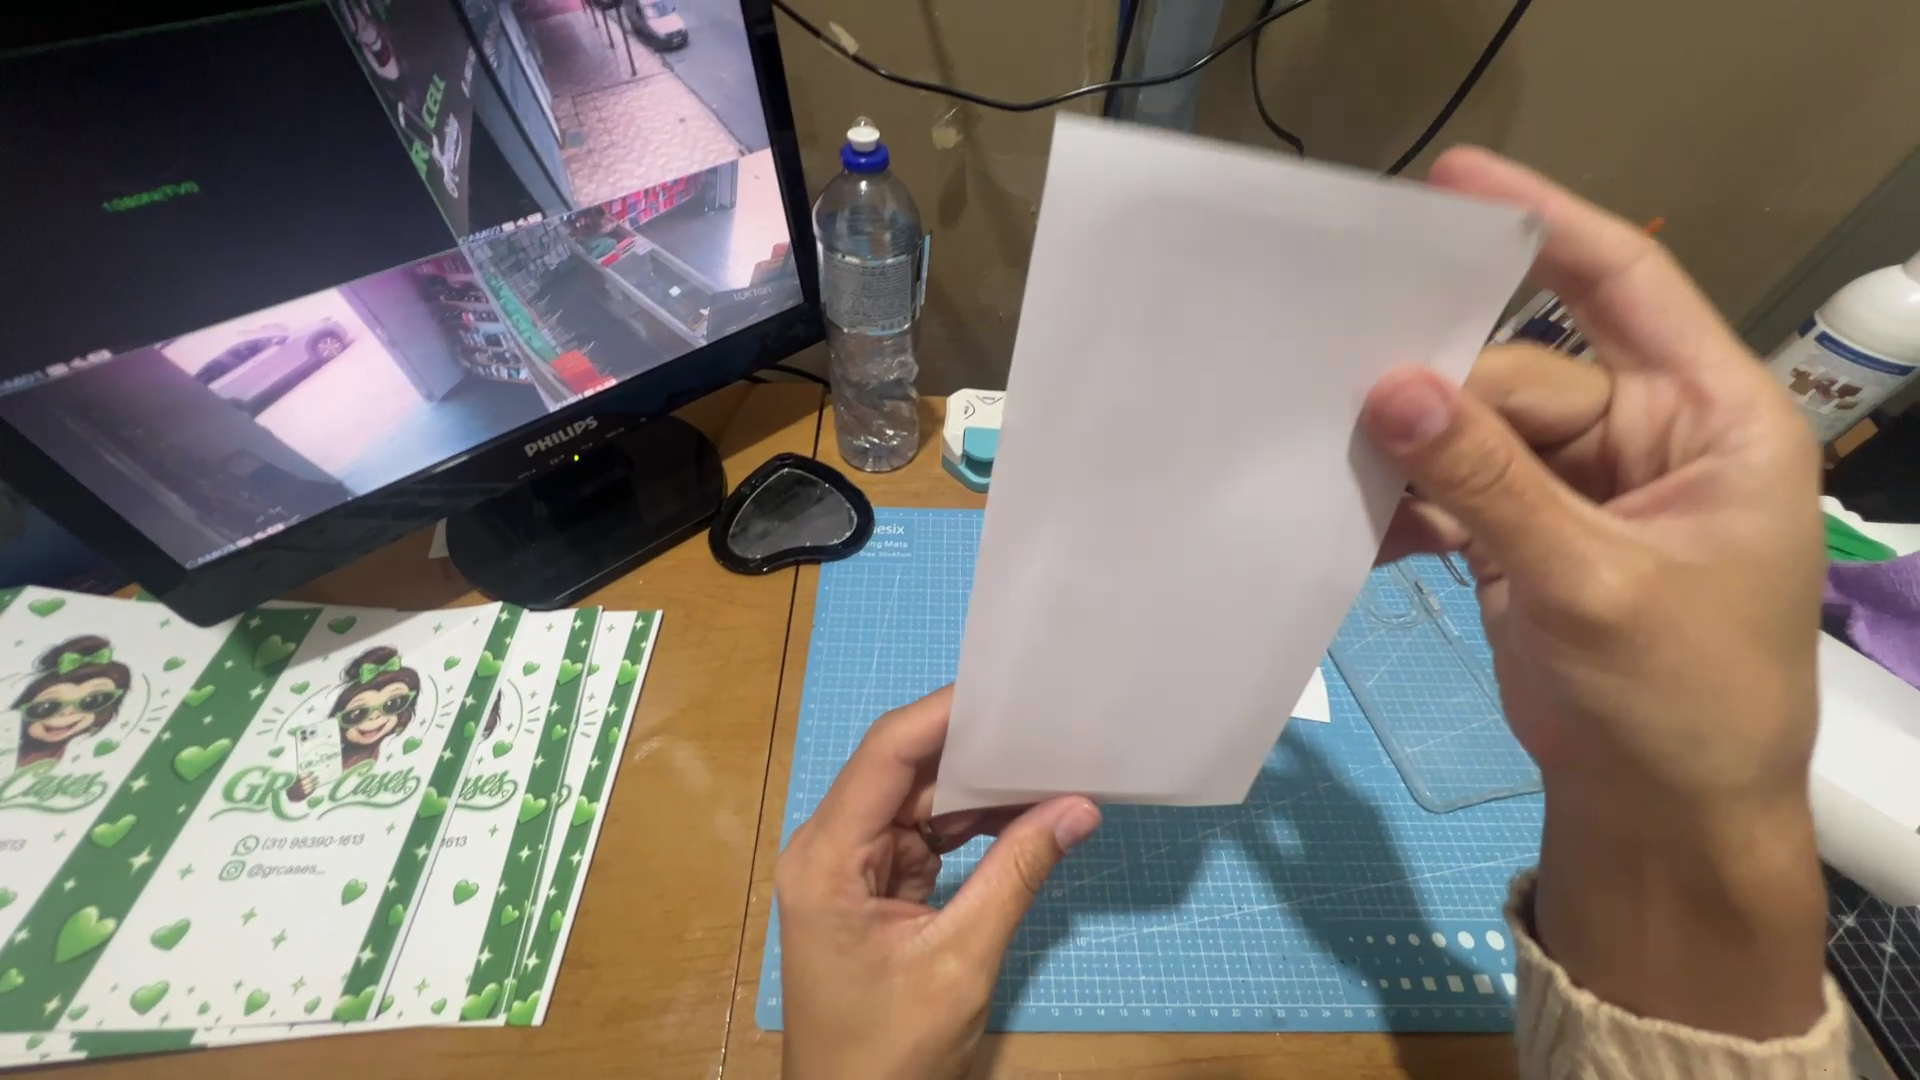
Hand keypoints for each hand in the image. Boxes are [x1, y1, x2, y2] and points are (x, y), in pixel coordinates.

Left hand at [776, 686, 1100, 1079]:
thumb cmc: (890, 1053)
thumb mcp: (961, 963)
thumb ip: (1017, 875)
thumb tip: (1080, 807)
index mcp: (829, 855)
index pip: (885, 754)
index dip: (942, 714)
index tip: (1002, 691)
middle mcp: (832, 843)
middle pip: (902, 768)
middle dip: (969, 746)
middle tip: (1034, 720)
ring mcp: (853, 860)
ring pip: (919, 796)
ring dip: (976, 784)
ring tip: (1039, 758)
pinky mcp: (876, 878)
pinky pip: (927, 829)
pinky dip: (971, 820)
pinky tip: (1018, 807)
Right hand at [1363, 148, 1826, 1037]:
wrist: (1651, 800)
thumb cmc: (1675, 693)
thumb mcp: (1588, 579)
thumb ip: (1488, 484)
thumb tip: (1390, 392)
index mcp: (1702, 421)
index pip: (1623, 293)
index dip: (1545, 230)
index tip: (1455, 182)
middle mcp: (1631, 440)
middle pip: (1510, 382)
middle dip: (1435, 399)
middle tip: (1343, 403)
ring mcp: (1562, 490)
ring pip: (1463, 439)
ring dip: (1405, 459)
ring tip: (1335, 467)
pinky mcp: (1509, 535)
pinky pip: (1441, 496)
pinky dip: (1398, 512)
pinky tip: (1355, 529)